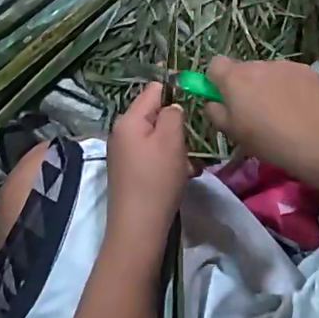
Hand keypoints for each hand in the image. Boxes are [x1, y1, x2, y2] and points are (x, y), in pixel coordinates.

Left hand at [105, 82, 194, 239]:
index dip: (175, 91)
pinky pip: (152, 154)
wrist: (138, 227)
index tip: (197, 101)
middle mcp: (121, 132)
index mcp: (128, 119)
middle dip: (177, 124)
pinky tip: (182, 175)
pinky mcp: (129, 170)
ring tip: (191, 163)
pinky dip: (168, 160)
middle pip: (155, 114)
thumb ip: (173, 113)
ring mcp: (123, 152)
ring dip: (176, 146)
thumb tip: (172, 105)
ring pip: (156, 137)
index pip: (154, 90)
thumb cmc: (157, 179)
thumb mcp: (171, 140)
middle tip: (195, 139)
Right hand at [202, 57, 318, 175]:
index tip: (225, 100)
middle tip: (254, 113)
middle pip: (242, 69)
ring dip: (267, 86)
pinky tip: (300, 109)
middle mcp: (256, 65)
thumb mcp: (233, 134)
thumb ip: (216, 113)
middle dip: (244, 86)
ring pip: (267, 73)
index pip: (215, 64)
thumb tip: (214, 102)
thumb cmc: (270, 141)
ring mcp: (283, 65)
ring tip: (281, 114)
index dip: (217, 81)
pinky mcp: (305, 69)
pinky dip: (289, 87)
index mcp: (233, 78)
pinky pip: (288, 76)